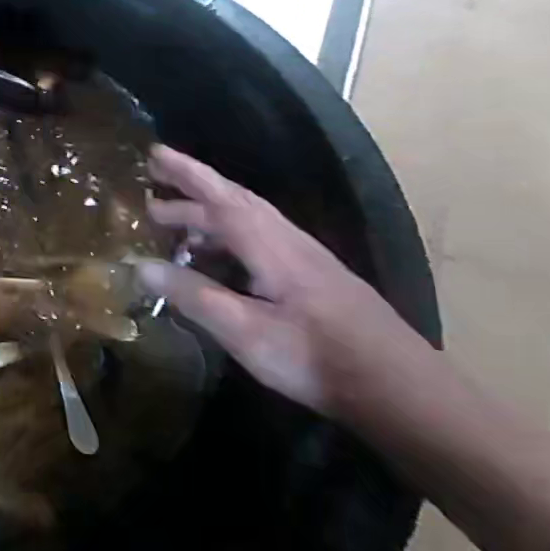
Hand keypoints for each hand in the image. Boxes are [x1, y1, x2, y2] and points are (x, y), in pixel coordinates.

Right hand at [137, 145, 435, 420]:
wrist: (410, 400)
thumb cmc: (320, 359)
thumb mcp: (245, 331)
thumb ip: (192, 294)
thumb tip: (139, 264)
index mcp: (272, 247)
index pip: (221, 198)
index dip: (186, 173)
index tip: (154, 151)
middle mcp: (290, 244)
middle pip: (236, 204)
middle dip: (192, 190)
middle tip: (150, 188)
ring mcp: (308, 264)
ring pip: (250, 224)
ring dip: (208, 217)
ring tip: (171, 227)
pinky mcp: (317, 285)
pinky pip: (260, 244)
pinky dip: (227, 239)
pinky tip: (215, 262)